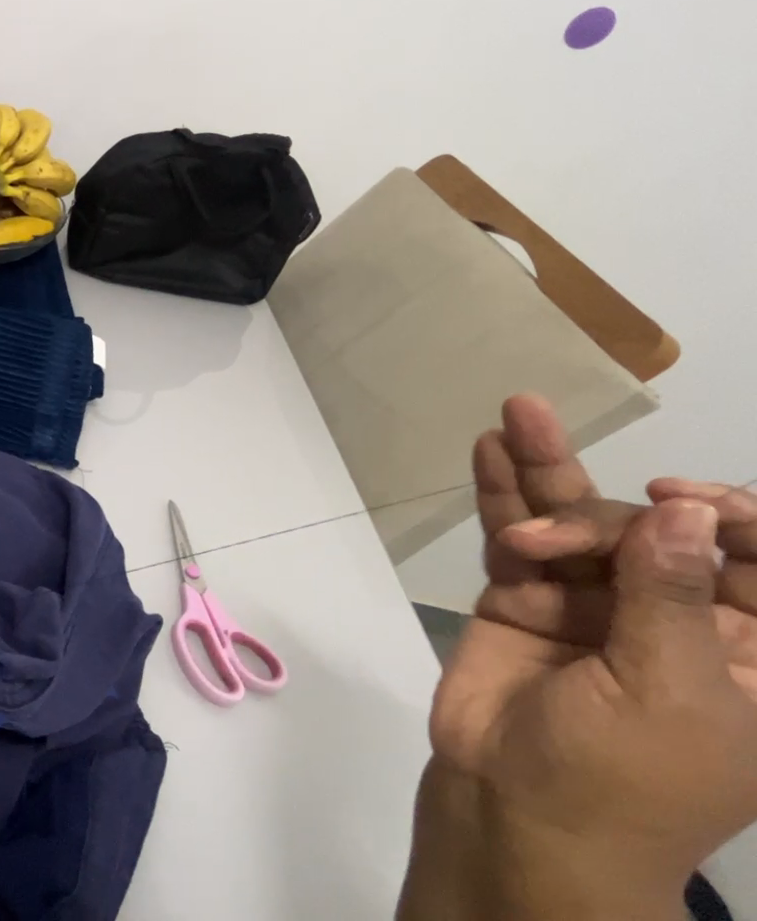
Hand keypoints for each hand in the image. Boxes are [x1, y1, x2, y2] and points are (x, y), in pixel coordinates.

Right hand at [419, 396, 756, 914]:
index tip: (676, 501)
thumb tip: (679, 511)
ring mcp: (592, 600)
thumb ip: (668, 599)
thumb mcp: (671, 692)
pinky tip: (491, 449)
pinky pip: (517, 535)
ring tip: (517, 413)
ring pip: (579, 523)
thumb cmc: (625, 774)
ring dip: (547, 471)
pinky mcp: (522, 595)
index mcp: (749, 645)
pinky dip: (502, 493)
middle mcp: (674, 611)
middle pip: (657, 532)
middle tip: (564, 521)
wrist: (514, 807)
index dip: (731, 519)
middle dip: (611, 512)